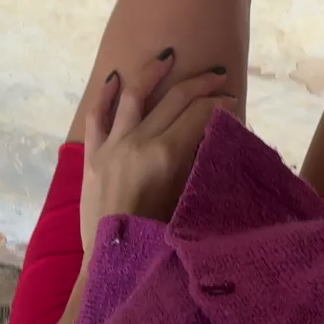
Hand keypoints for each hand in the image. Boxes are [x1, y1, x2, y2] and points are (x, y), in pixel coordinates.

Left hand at [79, 50, 232, 252]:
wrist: (111, 266)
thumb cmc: (157, 241)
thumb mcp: (188, 201)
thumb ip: (199, 164)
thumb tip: (214, 135)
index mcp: (165, 155)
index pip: (198, 114)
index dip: (219, 104)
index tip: (231, 101)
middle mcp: (138, 142)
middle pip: (174, 99)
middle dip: (200, 85)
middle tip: (218, 77)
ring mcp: (112, 145)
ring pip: (135, 95)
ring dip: (154, 72)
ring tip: (169, 56)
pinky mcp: (92, 155)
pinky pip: (97, 116)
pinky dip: (106, 94)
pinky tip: (115, 77)